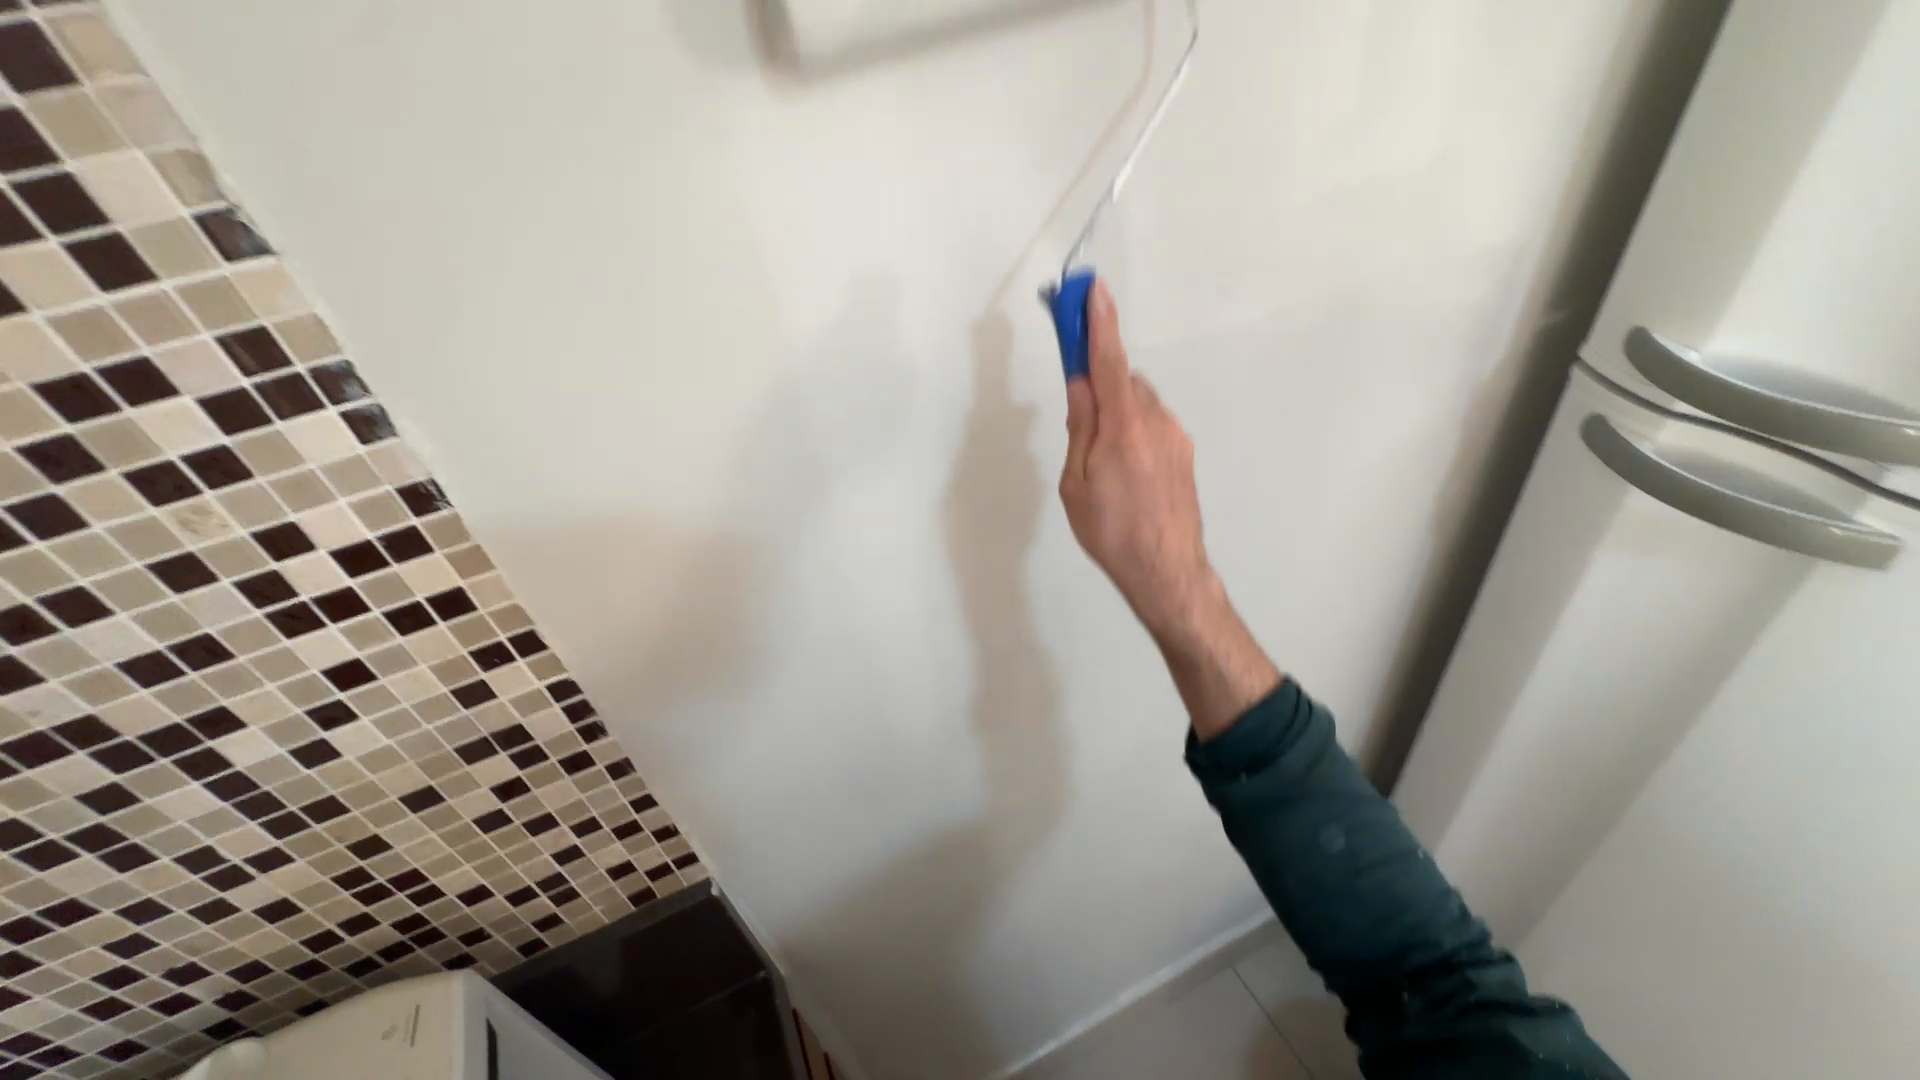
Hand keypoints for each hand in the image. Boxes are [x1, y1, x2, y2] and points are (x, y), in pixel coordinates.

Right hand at [1058, 281, 1279, 738]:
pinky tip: (1125, 473)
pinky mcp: (1185, 453)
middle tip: (1077, 412)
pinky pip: (1152, 426)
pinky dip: (1133, 432)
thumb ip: (1081, 427)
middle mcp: (1156, 420)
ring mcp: (1176, 436)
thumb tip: (1079, 384)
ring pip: (1138, 405)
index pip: (1109, 360)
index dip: (1099, 323)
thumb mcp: (1076, 482)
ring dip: (1116, 414)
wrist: (1167, 570)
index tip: (1092, 289)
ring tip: (1101, 463)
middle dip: (1099, 385)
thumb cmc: (1110, 530)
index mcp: (1124, 424)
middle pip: (1122, 382)